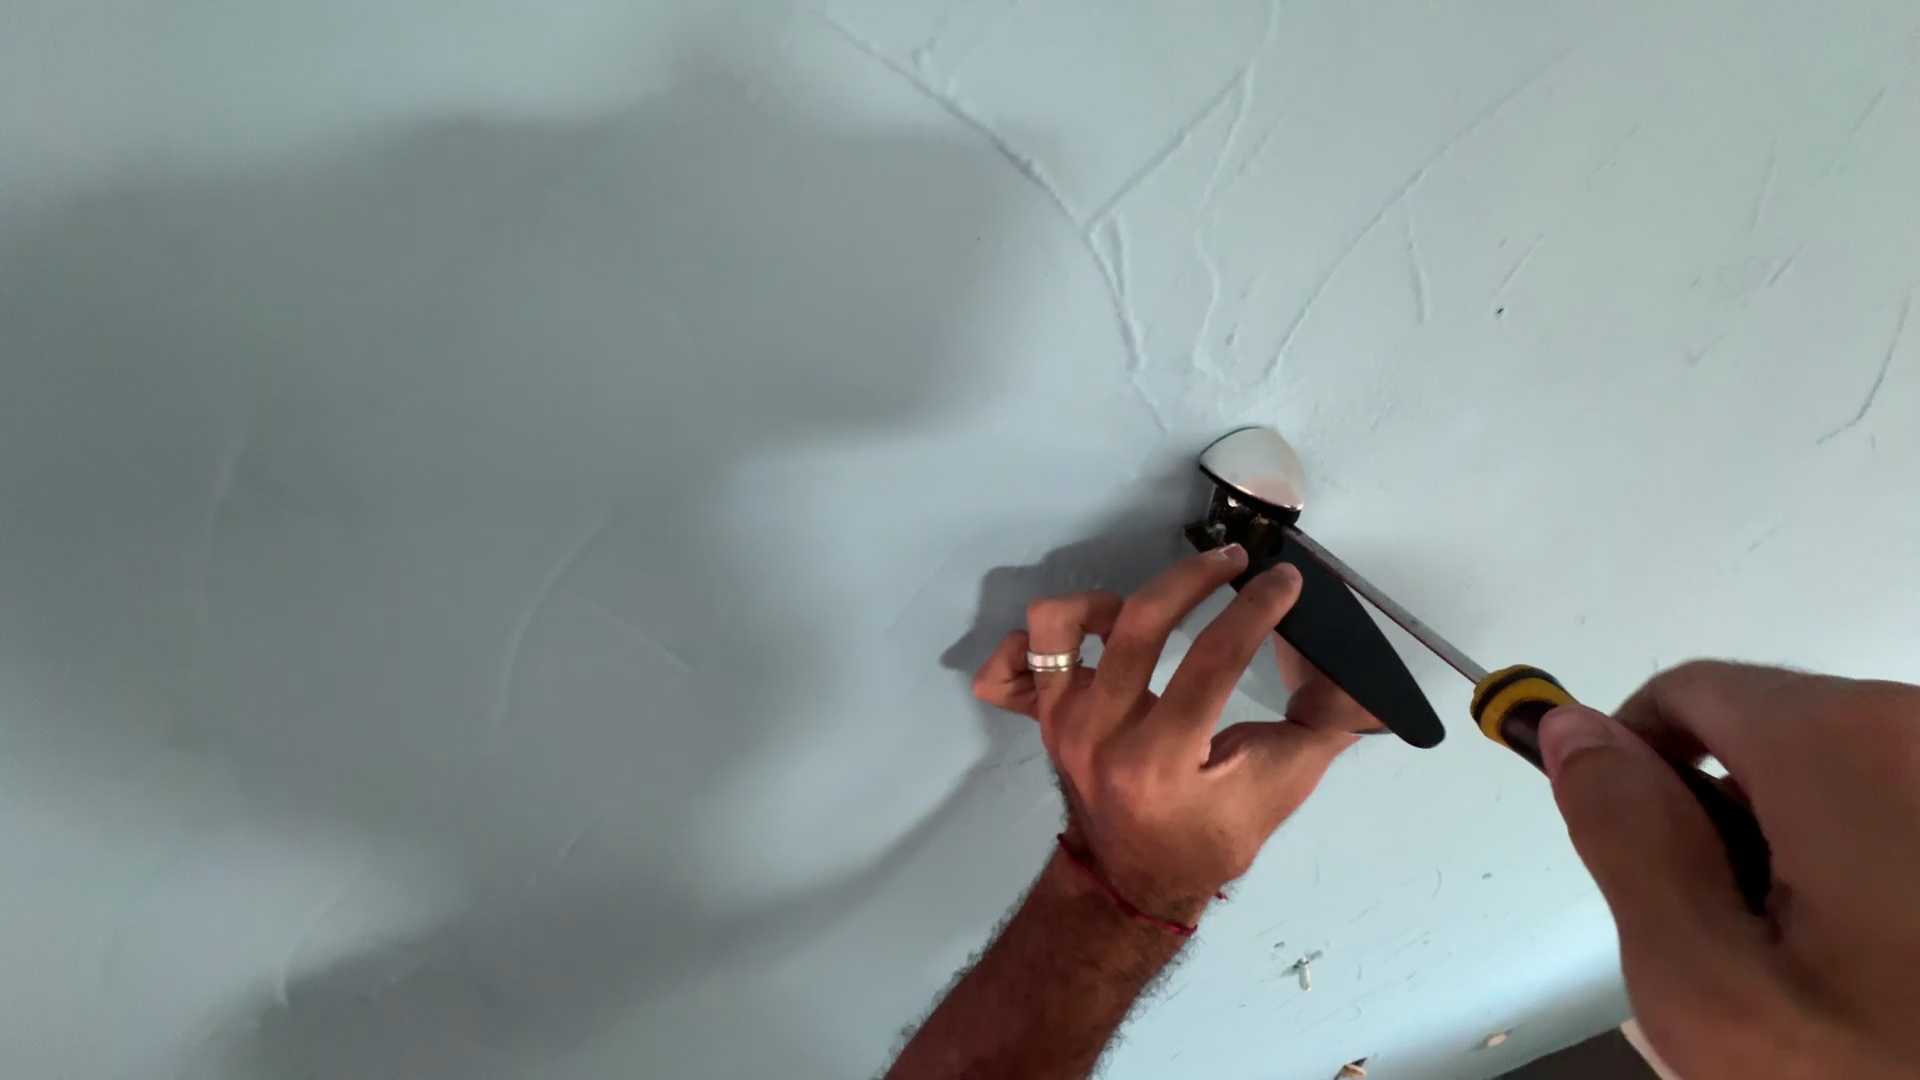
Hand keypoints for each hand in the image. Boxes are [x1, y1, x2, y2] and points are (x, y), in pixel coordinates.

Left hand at [971, 545, 1380, 923]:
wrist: (1129, 878)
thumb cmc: (1208, 838)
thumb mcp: (1279, 788)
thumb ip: (1320, 721)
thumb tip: (1351, 659)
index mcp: (1163, 762)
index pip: (1212, 662)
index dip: (1255, 610)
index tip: (1282, 580)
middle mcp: (1099, 735)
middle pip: (1135, 626)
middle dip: (1191, 578)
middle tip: (1230, 561)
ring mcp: (1060, 720)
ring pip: (1055, 625)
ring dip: (1103, 602)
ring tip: (1140, 612)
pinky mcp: (1041, 713)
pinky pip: (1013, 659)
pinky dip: (1041, 639)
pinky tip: (1087, 639)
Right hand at [1539, 662, 1919, 1078]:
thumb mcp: (1708, 979)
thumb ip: (1622, 833)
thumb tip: (1574, 732)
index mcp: (1861, 753)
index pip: (1693, 692)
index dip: (1634, 754)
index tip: (1640, 840)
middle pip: (1780, 737)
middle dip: (1731, 818)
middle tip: (1744, 938)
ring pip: (1860, 785)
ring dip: (1814, 853)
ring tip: (1834, 971)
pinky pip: (1919, 822)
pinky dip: (1891, 875)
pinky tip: (1903, 973)